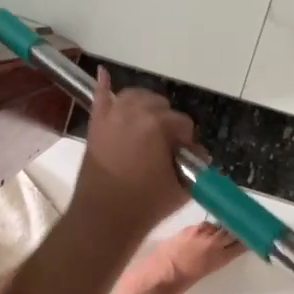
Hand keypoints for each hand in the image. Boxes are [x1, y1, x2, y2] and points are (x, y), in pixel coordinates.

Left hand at [73, 68, 194, 238]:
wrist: (103, 218)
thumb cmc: (146, 205)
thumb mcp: (182, 187)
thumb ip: (196, 164)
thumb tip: (197, 153)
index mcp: (159, 125)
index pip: (184, 124)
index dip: (186, 142)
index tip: (182, 160)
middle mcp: (135, 112)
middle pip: (161, 107)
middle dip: (167, 125)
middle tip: (164, 151)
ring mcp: (112, 116)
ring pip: (136, 97)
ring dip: (146, 108)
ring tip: (148, 129)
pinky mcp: (96, 125)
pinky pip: (101, 97)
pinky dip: (104, 85)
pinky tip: (104, 74)